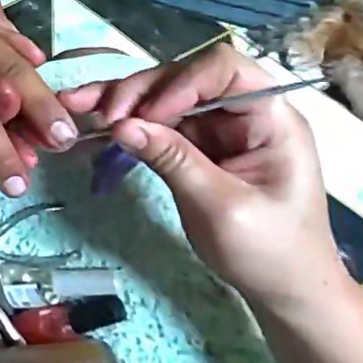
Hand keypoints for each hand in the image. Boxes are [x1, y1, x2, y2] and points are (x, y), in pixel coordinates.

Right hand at [59, 42, 345, 311]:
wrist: (284, 292)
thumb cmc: (269, 253)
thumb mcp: (220, 208)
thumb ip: (173, 160)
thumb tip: (121, 126)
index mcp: (270, 118)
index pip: (224, 70)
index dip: (181, 82)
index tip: (148, 114)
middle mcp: (241, 111)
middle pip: (183, 77)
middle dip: (139, 91)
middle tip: (102, 116)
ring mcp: (216, 126)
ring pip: (161, 95)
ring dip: (120, 99)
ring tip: (78, 103)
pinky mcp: (195, 143)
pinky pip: (155, 121)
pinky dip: (124, 121)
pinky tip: (90, 118)